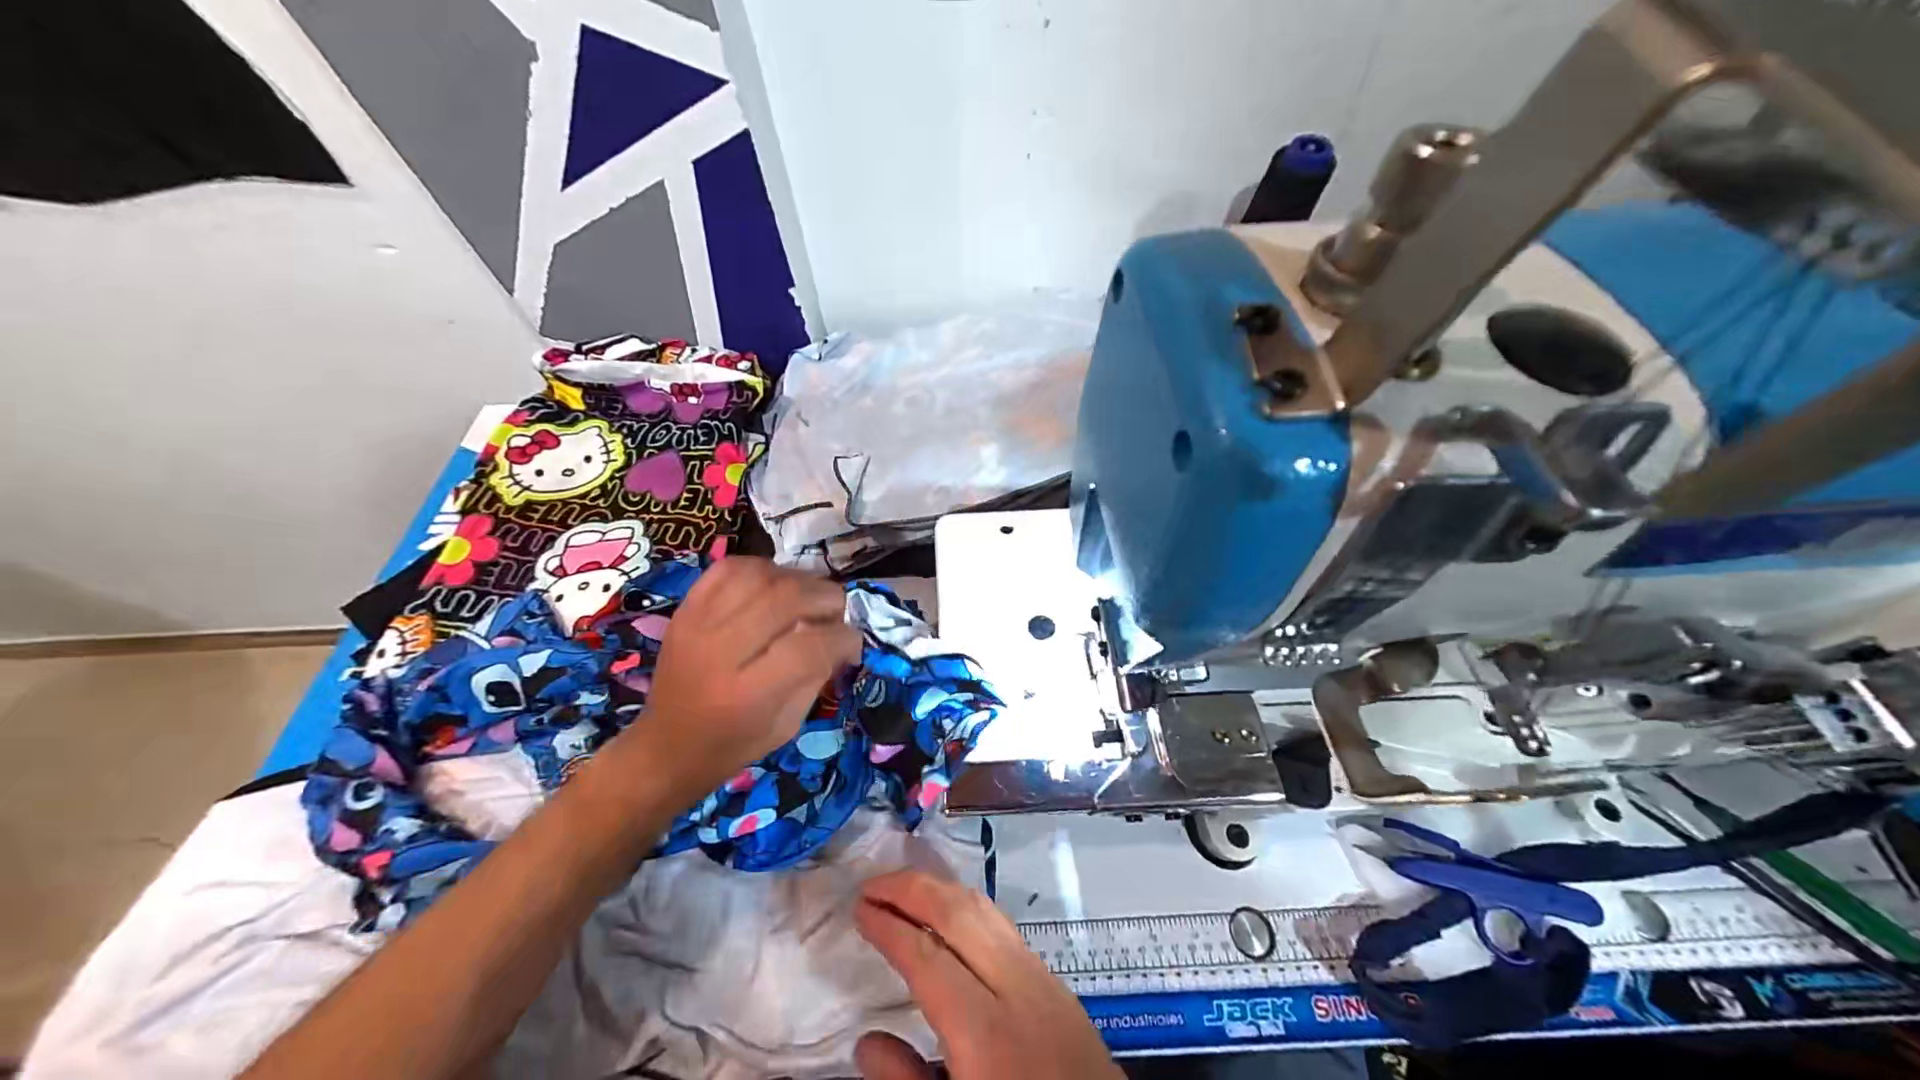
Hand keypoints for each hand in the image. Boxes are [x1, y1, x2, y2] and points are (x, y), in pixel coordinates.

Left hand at [634, 558, 861, 801]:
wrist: (666, 746)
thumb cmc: (732, 744)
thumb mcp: (787, 725)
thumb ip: (816, 675)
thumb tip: (842, 634)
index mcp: (747, 694)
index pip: (809, 647)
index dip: (842, 637)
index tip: (853, 642)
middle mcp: (720, 652)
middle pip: (786, 599)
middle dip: (826, 598)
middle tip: (837, 612)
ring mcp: (697, 624)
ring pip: (760, 575)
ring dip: (797, 578)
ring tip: (809, 595)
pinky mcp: (685, 609)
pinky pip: (728, 568)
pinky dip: (761, 568)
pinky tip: (774, 584)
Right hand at [853, 870, 1121, 1079]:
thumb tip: (867, 1042)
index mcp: (986, 1033)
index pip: (927, 957)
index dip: (889, 926)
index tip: (859, 907)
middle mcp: (1017, 990)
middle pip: (959, 914)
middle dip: (912, 889)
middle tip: (873, 884)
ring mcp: (1042, 980)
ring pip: (986, 911)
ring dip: (941, 890)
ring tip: (904, 889)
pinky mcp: (1057, 984)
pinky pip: (1004, 927)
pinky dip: (968, 907)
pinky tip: (950, 916)